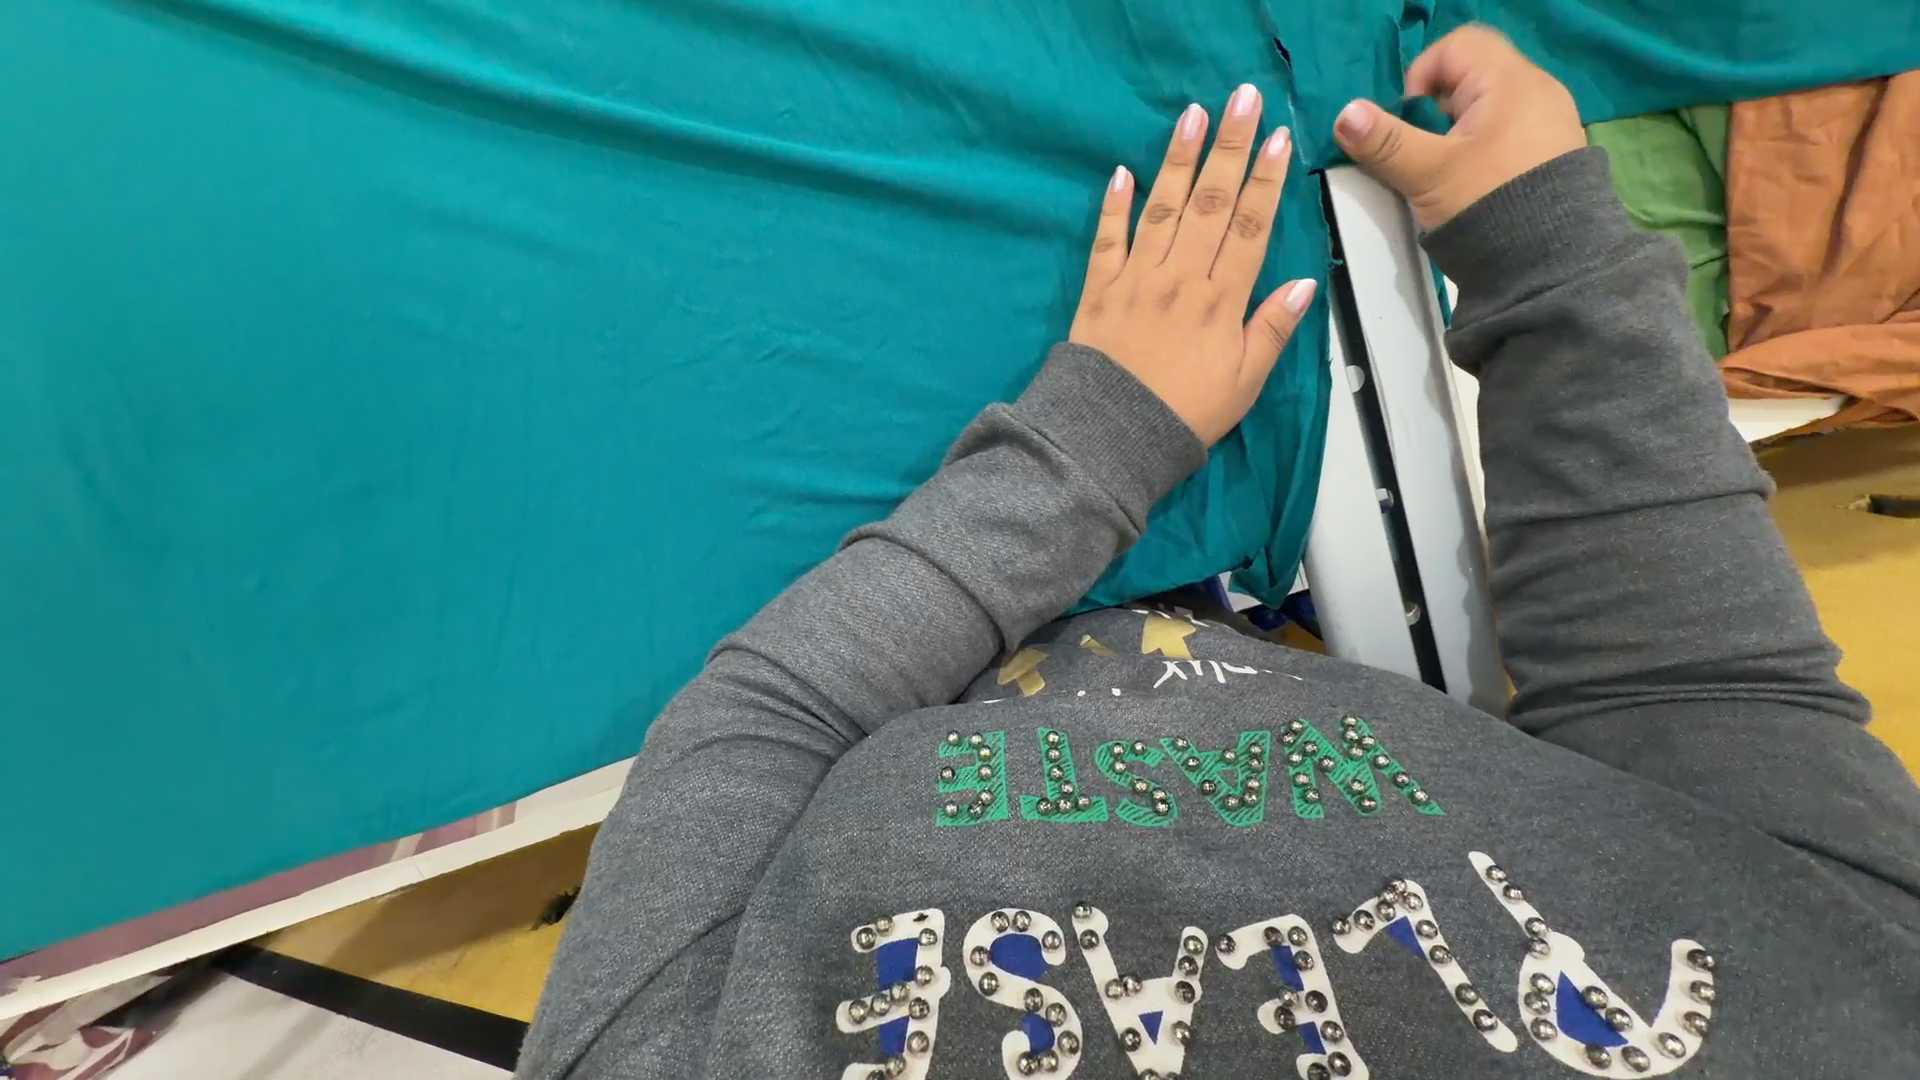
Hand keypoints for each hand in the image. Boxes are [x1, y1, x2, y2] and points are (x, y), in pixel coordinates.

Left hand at [1070, 85, 1316, 446]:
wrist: (1113, 435)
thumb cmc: (1184, 415)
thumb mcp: (1244, 383)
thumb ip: (1273, 330)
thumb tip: (1306, 283)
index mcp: (1220, 300)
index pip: (1249, 228)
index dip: (1264, 181)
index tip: (1277, 137)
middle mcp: (1179, 279)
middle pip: (1210, 204)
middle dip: (1229, 148)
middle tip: (1241, 99)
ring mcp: (1135, 280)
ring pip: (1162, 210)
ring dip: (1178, 161)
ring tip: (1193, 116)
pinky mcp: (1098, 291)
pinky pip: (1107, 241)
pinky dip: (1114, 206)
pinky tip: (1123, 172)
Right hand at [1332, 25, 1584, 229]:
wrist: (1545, 256)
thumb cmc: (1485, 202)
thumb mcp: (1426, 173)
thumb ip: (1385, 142)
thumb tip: (1346, 114)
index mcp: (1508, 81)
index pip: (1456, 46)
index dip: (1418, 77)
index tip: (1404, 123)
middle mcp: (1533, 89)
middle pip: (1467, 78)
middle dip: (1429, 112)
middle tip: (1416, 153)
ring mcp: (1543, 121)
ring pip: (1480, 109)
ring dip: (1448, 134)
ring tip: (1438, 171)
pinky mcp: (1543, 151)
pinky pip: (1499, 132)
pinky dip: (1473, 149)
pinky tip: (1466, 182)